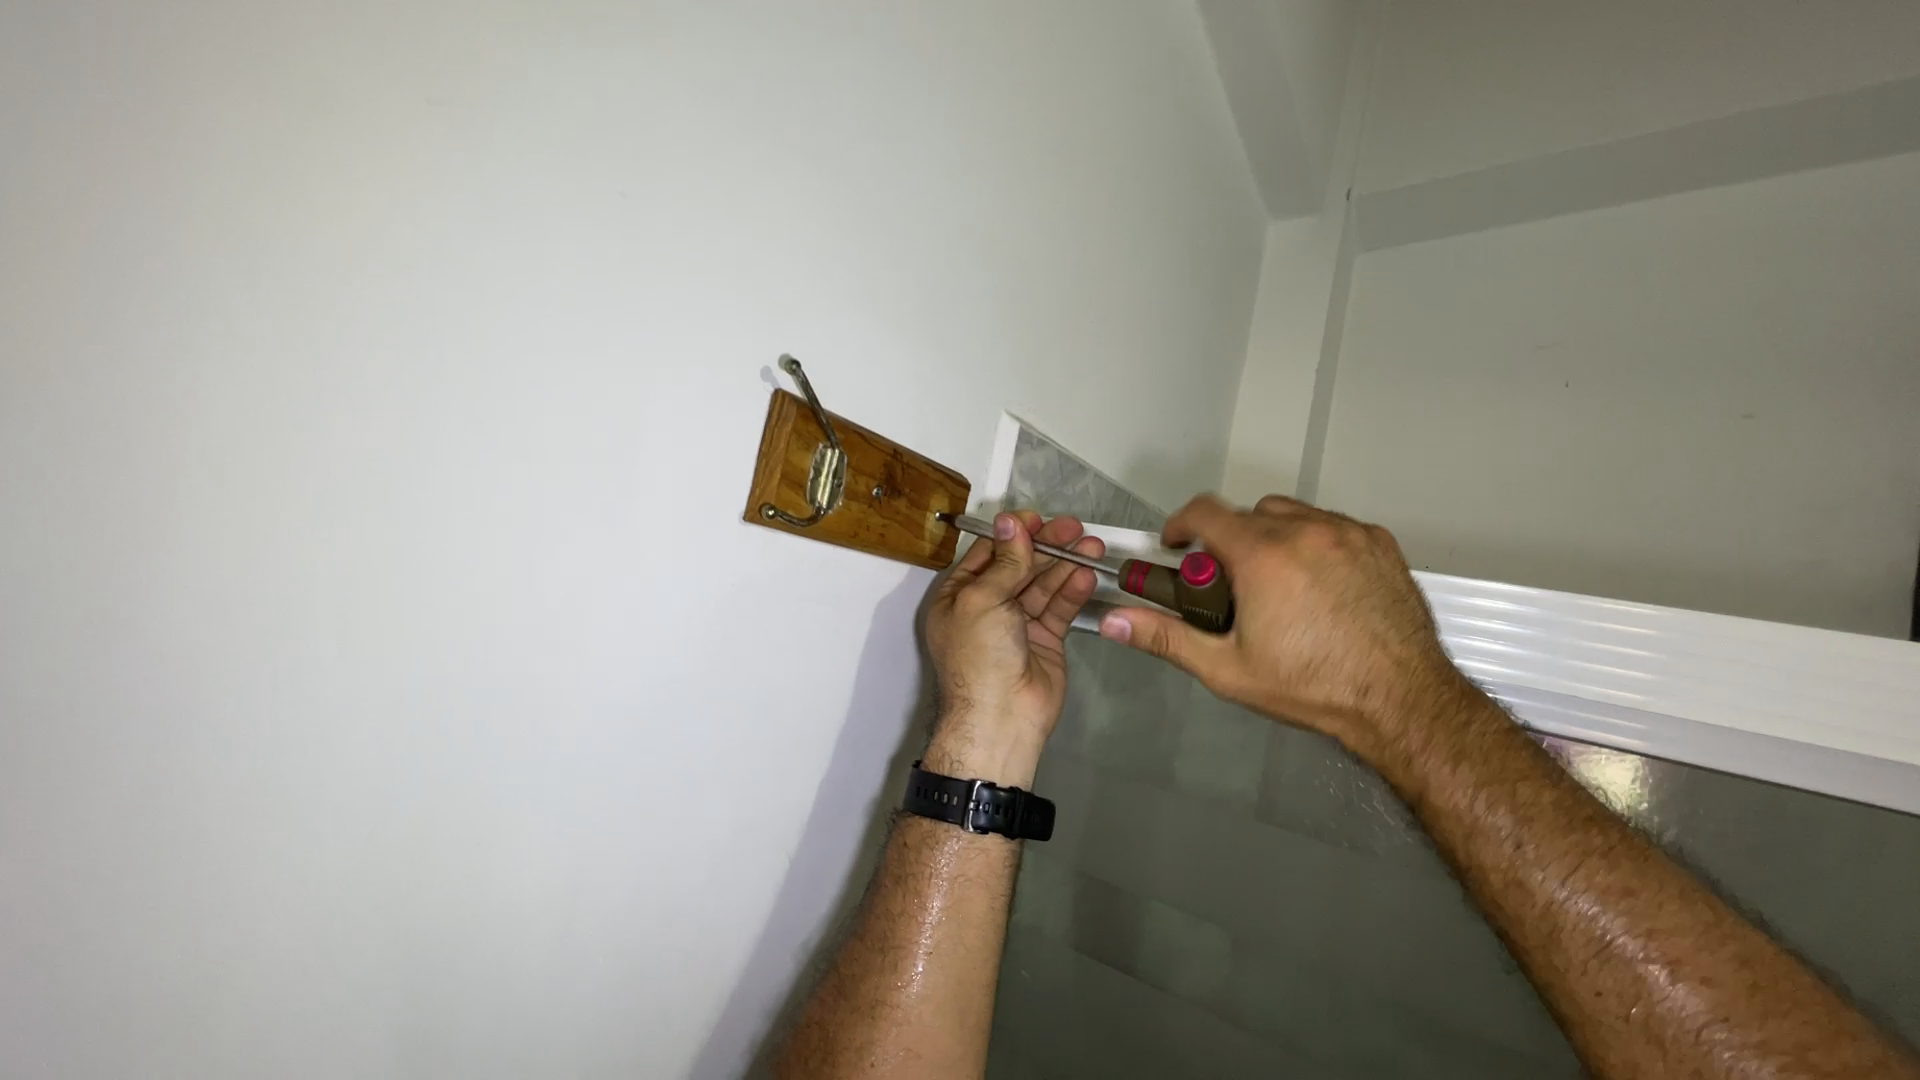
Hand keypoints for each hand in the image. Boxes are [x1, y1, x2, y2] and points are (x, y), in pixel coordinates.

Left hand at [923, 512, 1104, 787]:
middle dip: (1045, 545)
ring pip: (1043, 585)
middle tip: (1073, 526)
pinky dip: (1072, 591)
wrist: (1001, 718)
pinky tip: (1087, 574)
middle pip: (1019, 566)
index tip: (1036, 517)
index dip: (1012, 534)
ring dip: (1065, 564)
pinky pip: (1058, 608)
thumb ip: (1005, 561)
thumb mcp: (983, 600)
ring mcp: (1018, 624)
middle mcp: (987, 607)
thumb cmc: (979, 655)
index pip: (988, 555)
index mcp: (959, 596)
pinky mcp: (1045, 639)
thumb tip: (1010, 522)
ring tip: (1091, 545)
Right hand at [1097, 494, 1474, 759]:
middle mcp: (1305, 530)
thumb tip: (1114, 622)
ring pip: (1290, 513)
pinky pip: (1330, 524)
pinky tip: (1318, 582)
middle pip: (1246, 513)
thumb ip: (1165, 637)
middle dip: (1227, 540)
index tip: (1176, 545)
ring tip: (1274, 581)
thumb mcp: (1226, 668)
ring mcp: (1347, 532)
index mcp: (1263, 555)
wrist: (1402, 701)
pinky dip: (1313, 540)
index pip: (1205, 511)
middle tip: (1228, 584)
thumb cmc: (1310, 687)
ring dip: (1270, 535)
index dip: (1180, 524)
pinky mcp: (1379, 542)